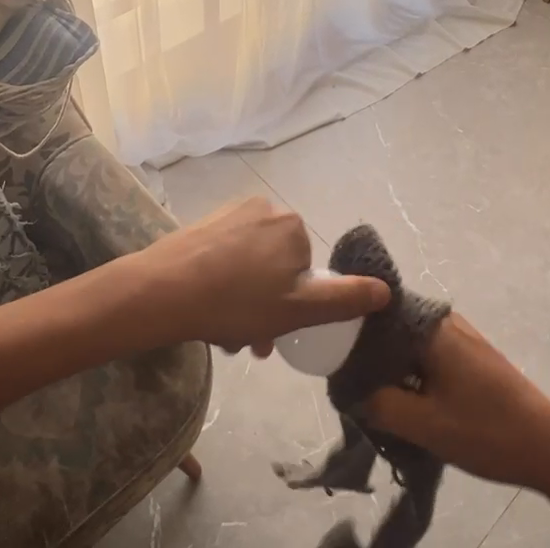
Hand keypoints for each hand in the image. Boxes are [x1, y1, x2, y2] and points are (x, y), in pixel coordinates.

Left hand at [128, 197, 389, 352]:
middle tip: (247, 340)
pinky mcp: (202, 223)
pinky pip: (226, 256)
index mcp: (293, 226)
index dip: (295, 304)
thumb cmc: (236, 302)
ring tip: (223, 333)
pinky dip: (223, 282)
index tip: (275, 331)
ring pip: (250, 265)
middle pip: (277, 267)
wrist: (162, 291)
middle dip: (267, 306)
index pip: (306, 270)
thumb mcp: (299, 309)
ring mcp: (230, 213)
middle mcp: (266, 208)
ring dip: (244, 301)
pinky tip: (206, 310)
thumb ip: (345, 299)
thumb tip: (386, 289)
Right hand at [364, 315, 549, 498]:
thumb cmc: (487, 431)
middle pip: (390, 328)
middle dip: (368, 355)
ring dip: (390, 368)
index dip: (349, 334)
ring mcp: (460, 337)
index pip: (374, 314)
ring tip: (373, 397)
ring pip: (408, 344)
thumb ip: (379, 404)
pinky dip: (410, 373)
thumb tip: (351, 390)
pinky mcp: (470, 356)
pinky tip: (403, 401)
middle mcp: (444, 321)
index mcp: (431, 326)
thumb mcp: (425, 425)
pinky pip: (426, 355)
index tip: (332, 361)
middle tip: (350, 387)